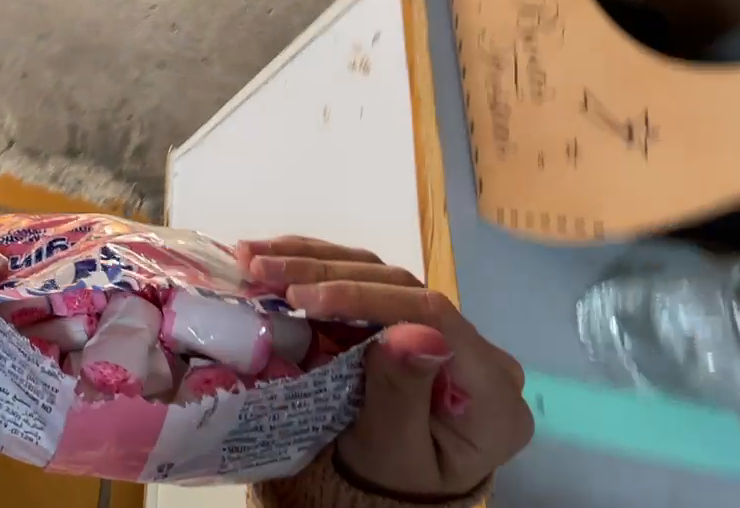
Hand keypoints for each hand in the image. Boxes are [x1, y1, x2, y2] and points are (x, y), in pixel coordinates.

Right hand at [239, 237, 533, 498]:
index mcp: (488, 386)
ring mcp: (432, 325)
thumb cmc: (389, 483)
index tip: (300, 298)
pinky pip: (356, 274)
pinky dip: (309, 262)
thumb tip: (414, 334)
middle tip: (259, 268)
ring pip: (372, 269)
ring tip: (251, 255)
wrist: (380, 493)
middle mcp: (469, 345)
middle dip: (321, 271)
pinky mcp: (397, 313)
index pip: (432, 315)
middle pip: (397, 284)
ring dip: (307, 258)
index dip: (364, 296)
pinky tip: (269, 255)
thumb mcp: (394, 453)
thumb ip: (403, 394)